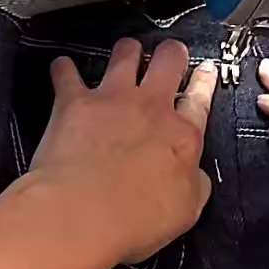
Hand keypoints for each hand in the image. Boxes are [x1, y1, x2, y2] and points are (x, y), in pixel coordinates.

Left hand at [18, 38, 218, 266]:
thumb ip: (194, 184)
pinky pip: (67, 73)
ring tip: (127, 51)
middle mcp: (150, 106)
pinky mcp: (73, 102)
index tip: (206, 70)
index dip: (205, 81)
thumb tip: (195, 174)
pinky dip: (64, 69)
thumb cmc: (138, 218)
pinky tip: (62, 67)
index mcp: (183, 134)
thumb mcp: (187, 209)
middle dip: (172, 52)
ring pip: (125, 54)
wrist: (83, 212)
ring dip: (128, 50)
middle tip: (171, 53)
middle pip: (169, 61)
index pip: (200, 99)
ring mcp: (111, 99)